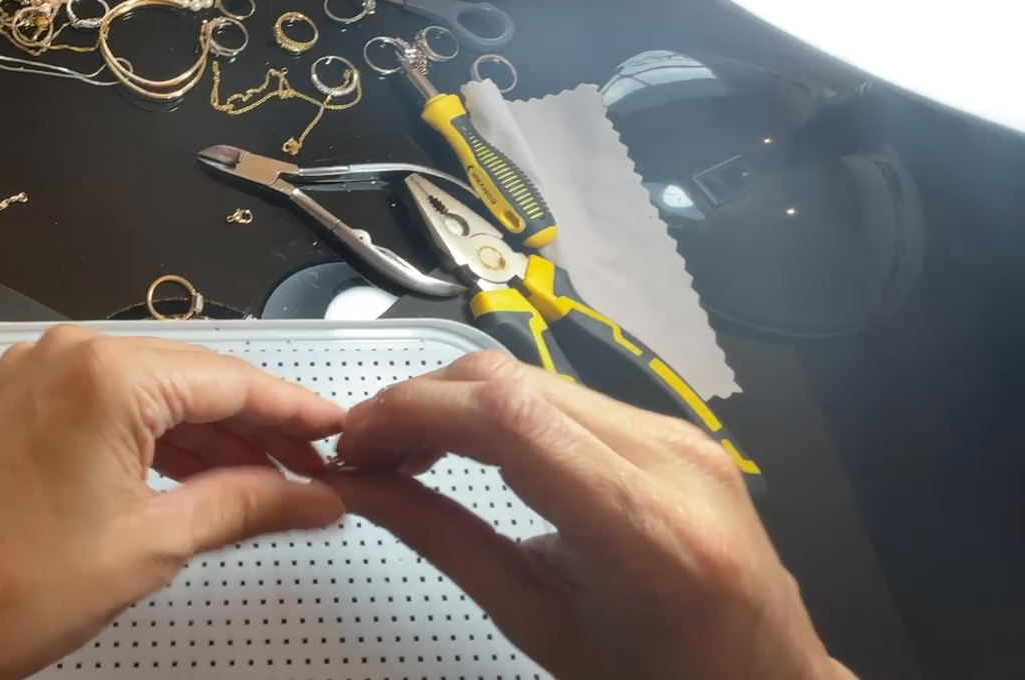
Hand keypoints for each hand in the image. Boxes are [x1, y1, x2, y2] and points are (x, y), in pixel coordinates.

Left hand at [0, 325, 346, 679]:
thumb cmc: (30, 584)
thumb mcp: (155, 542)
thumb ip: (246, 503)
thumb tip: (321, 498)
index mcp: (108, 372)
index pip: (226, 378)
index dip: (291, 406)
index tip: (342, 429)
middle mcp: (74, 348)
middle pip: (189, 376)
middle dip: (253, 421)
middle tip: (315, 464)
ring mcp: (43, 364)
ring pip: (150, 386)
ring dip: (205, 430)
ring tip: (268, 474)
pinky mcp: (25, 388)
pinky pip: (109, 398)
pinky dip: (155, 431)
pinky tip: (199, 467)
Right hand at [332, 350, 853, 679]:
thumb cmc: (650, 678)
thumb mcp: (531, 620)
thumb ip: (434, 536)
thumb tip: (351, 482)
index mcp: (647, 532)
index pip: (506, 420)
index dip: (411, 412)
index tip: (353, 441)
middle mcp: (668, 459)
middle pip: (505, 382)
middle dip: (415, 402)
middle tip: (366, 449)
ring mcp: (673, 431)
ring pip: (518, 374)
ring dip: (442, 400)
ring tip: (401, 446)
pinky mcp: (662, 421)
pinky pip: (547, 390)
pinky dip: (480, 405)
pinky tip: (456, 439)